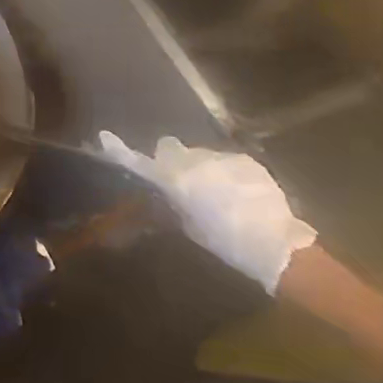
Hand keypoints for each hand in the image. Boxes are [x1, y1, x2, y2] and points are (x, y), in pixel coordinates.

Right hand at [98, 131, 315, 293]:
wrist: (276, 244)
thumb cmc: (226, 242)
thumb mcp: (190, 227)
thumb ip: (173, 205)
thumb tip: (164, 194)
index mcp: (178, 179)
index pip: (142, 160)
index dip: (122, 151)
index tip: (106, 138)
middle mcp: (196, 160)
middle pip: (172, 151)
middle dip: (173, 162)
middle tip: (181, 183)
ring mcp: (222, 157)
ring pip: (200, 155)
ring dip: (200, 167)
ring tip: (215, 191)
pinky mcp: (245, 160)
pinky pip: (225, 161)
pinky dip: (224, 172)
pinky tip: (236, 192)